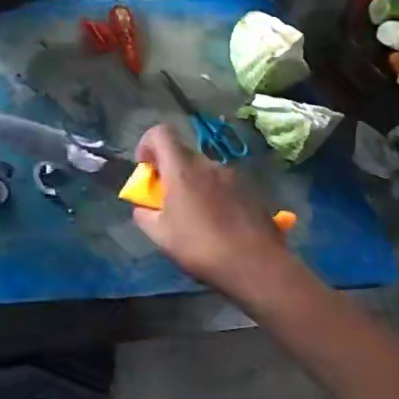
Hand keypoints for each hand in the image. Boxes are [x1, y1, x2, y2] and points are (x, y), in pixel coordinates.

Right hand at [131, 125, 306, 299]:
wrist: (256, 265)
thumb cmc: (200, 247)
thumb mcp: (160, 236)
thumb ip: (144, 214)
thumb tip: (142, 207)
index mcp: (181, 168)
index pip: (160, 133)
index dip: (147, 144)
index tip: (146, 169)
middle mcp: (208, 164)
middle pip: (182, 153)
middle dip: (170, 170)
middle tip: (168, 199)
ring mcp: (234, 176)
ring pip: (205, 170)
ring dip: (194, 184)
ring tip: (197, 216)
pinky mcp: (252, 190)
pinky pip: (225, 185)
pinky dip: (215, 195)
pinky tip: (220, 223)